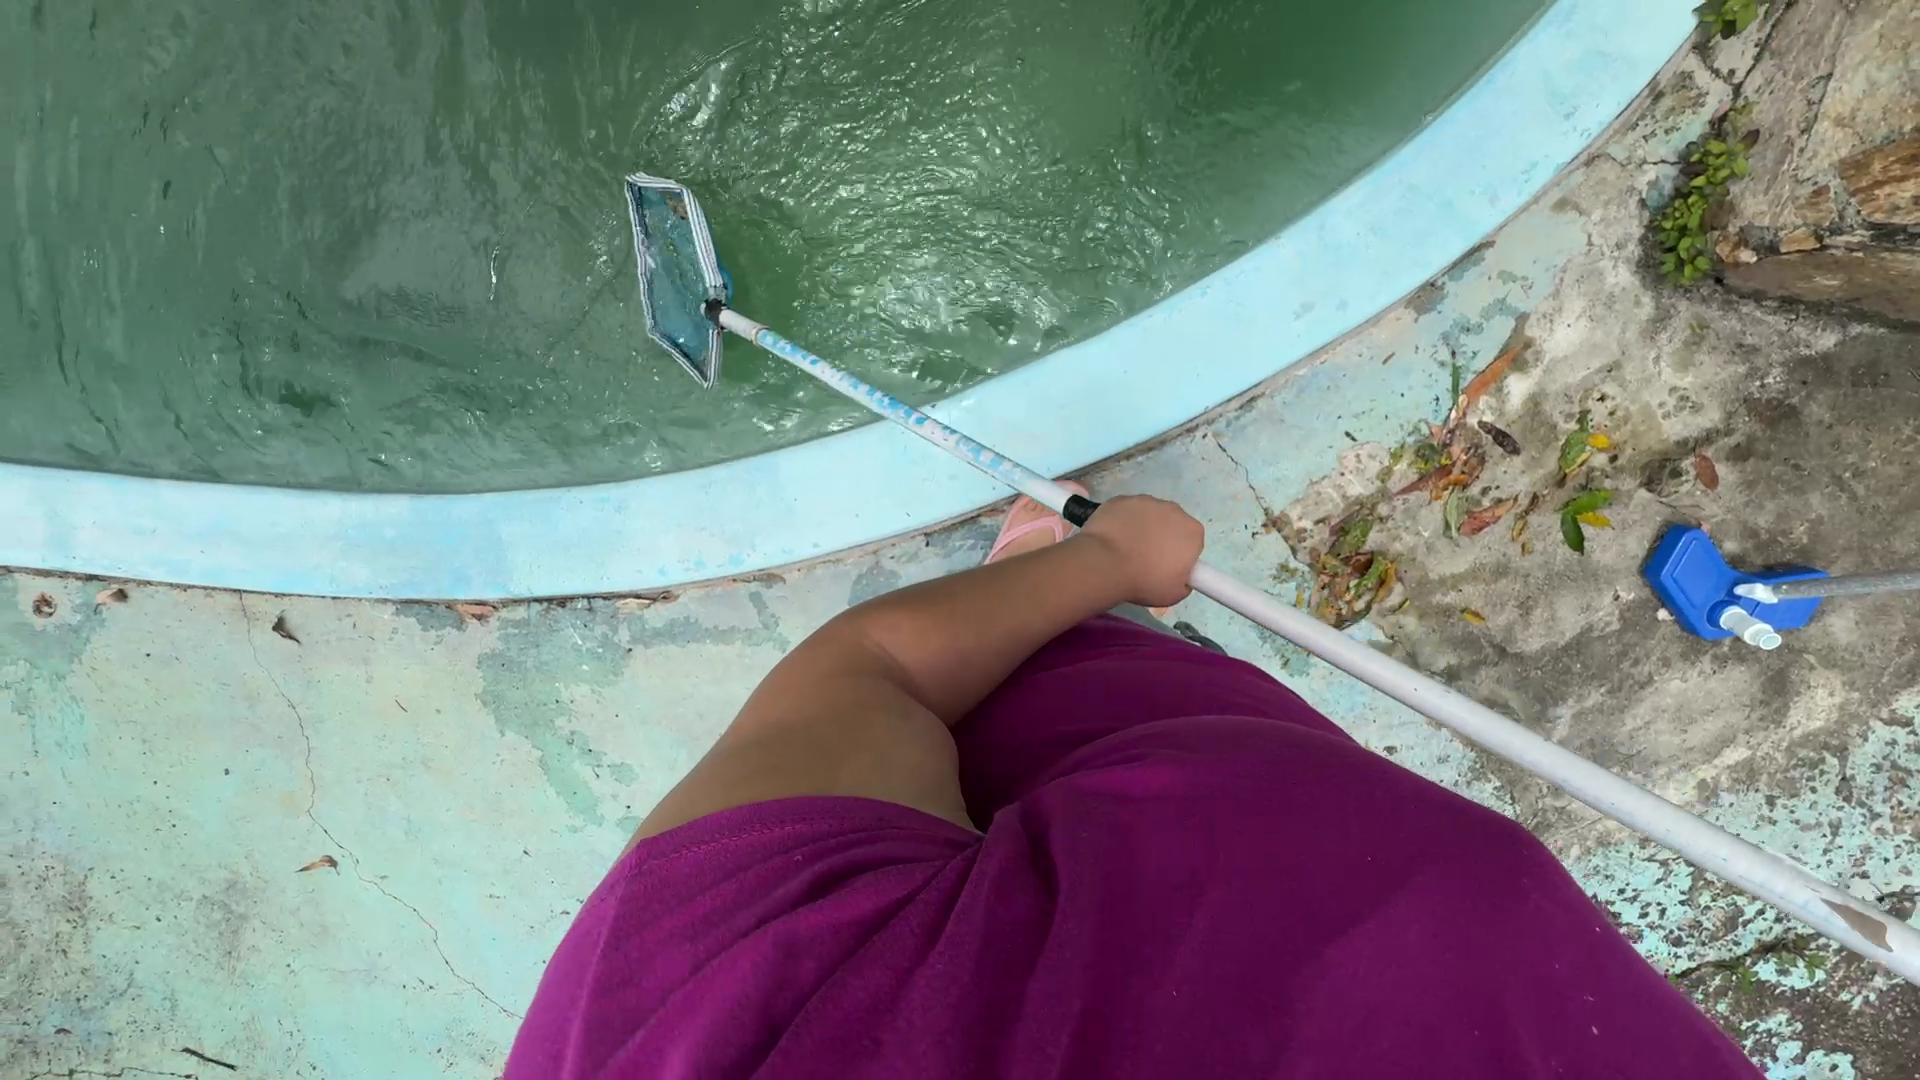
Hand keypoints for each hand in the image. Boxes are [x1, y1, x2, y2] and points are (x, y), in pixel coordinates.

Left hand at [1074, 494, 1204, 607]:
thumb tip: (1179, 575)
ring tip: (1125, 548)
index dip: (1178, 556)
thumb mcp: (1174, 594)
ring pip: (1147, 515)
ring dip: (1140, 527)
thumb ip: (1184, 581)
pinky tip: (1111, 537)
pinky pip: (1125, 511)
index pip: (1191, 542)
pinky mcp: (1121, 499)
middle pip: (1171, 524)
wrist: (1105, 564)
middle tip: (1144, 558)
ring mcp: (1145, 501)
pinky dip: (1121, 521)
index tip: (1164, 567)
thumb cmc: (1144, 581)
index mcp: (1192, 532)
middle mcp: (1174, 510)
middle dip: (1161, 537)